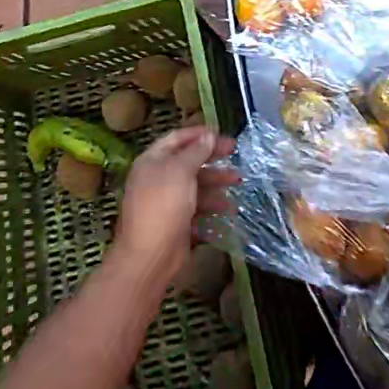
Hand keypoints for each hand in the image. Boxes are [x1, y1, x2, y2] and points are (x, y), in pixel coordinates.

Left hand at [113, 126, 236, 283]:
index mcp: (152, 161)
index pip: (176, 138)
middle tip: (235, 152)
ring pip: (195, 184)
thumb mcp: (181, 171)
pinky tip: (229, 207)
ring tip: (238, 181)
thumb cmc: (163, 205)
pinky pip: (197, 207)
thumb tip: (208, 135)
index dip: (198, 134)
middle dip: (212, 157)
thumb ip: (196, 152)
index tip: (221, 132)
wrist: (150, 255)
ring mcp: (167, 200)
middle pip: (188, 161)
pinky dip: (212, 205)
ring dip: (216, 181)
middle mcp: (158, 177)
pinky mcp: (176, 221)